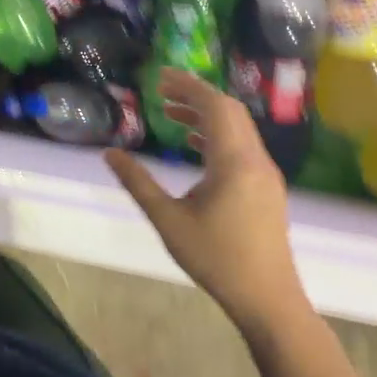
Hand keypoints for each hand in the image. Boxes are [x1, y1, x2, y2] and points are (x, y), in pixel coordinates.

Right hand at [105, 69, 309, 333]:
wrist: (267, 299)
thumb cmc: (215, 257)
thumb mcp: (167, 219)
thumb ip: (137, 182)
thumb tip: (109, 153)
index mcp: (234, 162)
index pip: (215, 107)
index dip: (188, 86)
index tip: (158, 78)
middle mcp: (255, 162)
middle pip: (230, 112)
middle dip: (196, 94)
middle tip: (161, 90)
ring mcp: (265, 176)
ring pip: (239, 128)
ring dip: (206, 113)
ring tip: (171, 112)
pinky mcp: (266, 190)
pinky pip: (242, 146)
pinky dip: (217, 133)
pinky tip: (195, 143)